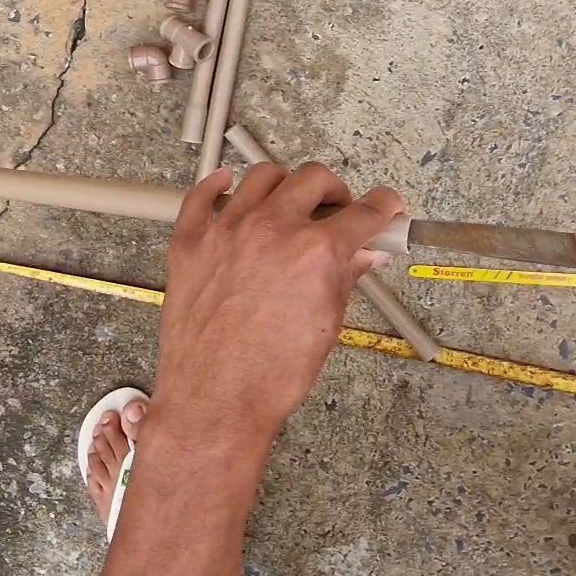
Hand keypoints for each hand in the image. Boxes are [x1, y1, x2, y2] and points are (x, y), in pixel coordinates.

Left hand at [151, 163, 404, 459]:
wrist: (215, 399)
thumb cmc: (271, 375)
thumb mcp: (326, 324)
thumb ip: (346, 276)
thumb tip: (364, 254)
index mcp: (314, 251)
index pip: (363, 212)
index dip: (383, 206)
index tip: (385, 205)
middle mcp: (271, 228)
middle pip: (313, 178)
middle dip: (334, 190)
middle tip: (336, 209)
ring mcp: (226, 230)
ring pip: (261, 176)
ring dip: (284, 185)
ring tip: (287, 203)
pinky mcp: (190, 241)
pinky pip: (201, 195)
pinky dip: (216, 184)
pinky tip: (226, 185)